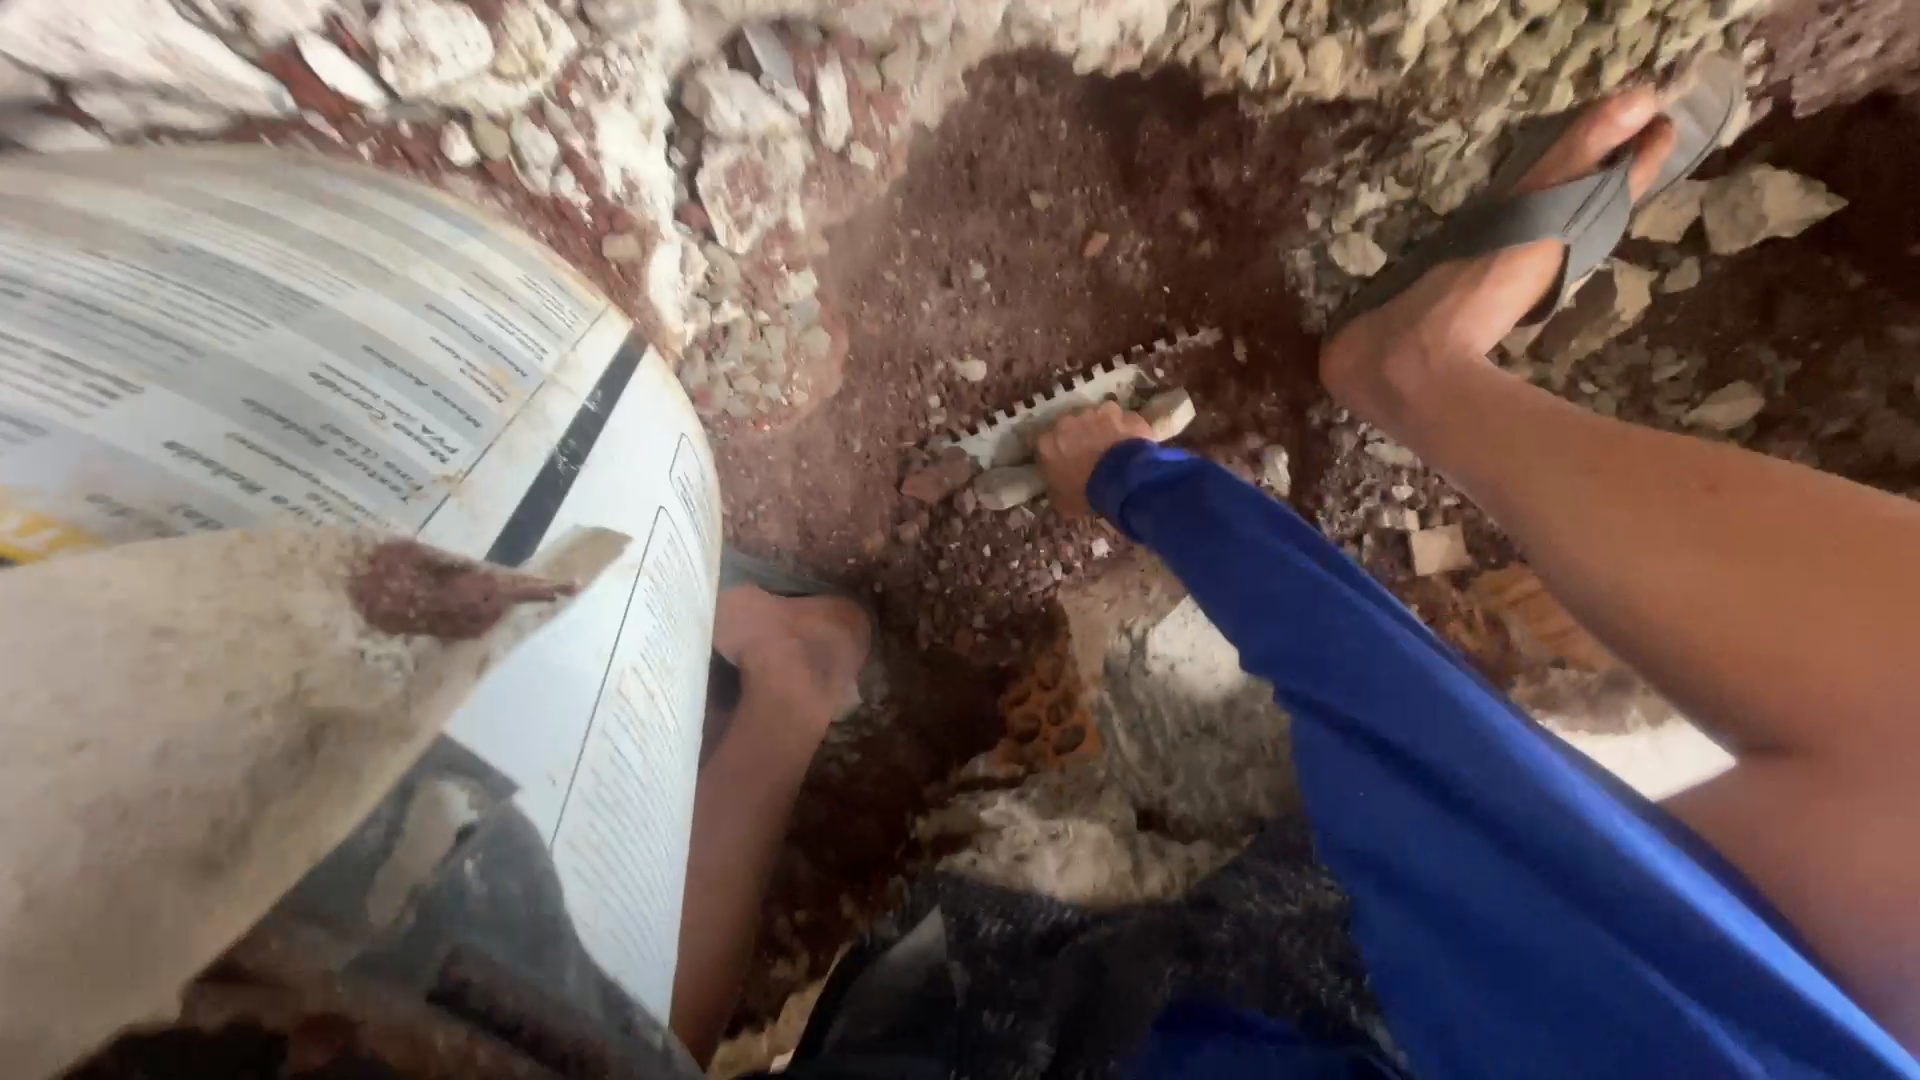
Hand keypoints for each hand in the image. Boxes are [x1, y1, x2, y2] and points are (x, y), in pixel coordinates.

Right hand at [1036, 401, 1153, 516]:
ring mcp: (1094, 413)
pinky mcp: (1120, 412)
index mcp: (1046, 443)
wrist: (1122, 479)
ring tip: (1109, 446)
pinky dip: (1123, 428)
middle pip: (1065, 425)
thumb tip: (1056, 488)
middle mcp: (1066, 421)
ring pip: (1093, 417)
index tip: (1053, 457)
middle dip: (1073, 435)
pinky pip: (1120, 419)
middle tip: (1084, 452)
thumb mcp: (1061, 501)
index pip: (1034, 440)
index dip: (1046, 448)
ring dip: (1098, 428)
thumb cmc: (1085, 493)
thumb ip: (1054, 488)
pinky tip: (1130, 441)